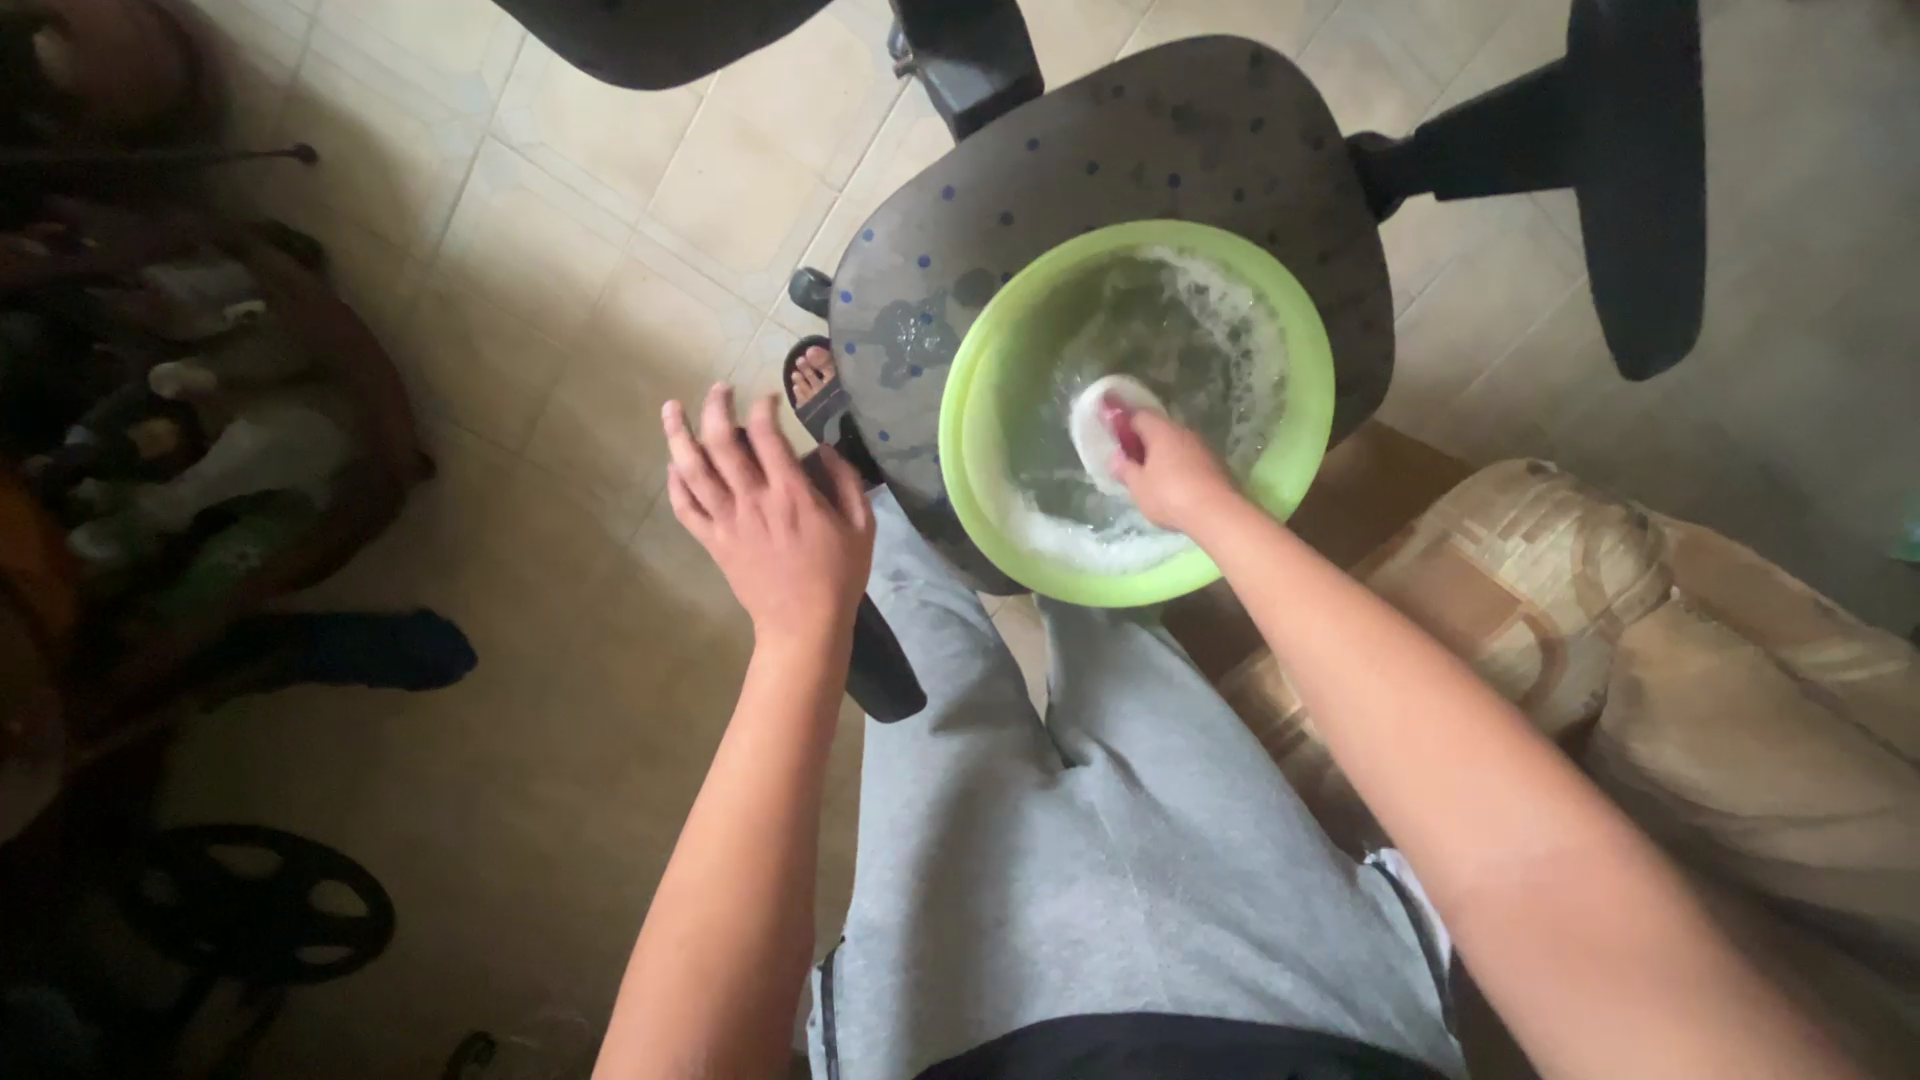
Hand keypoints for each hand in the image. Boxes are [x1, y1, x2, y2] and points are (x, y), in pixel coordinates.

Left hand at [663, 384, 874, 646]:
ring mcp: (728, 522)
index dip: (763, 407)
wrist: (804, 625)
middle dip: (715, 406)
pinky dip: (675, 483)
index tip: (768, 398)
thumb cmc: (839, 576)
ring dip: (678, 434)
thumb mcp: (862, 526)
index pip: (767, 434)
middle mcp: (753, 501)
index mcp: (792, 494)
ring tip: (671, 408)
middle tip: (719, 388)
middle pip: (721, 442)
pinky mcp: (715, 543)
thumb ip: (847, 482)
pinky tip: (674, 464)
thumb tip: (825, 449)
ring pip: (693, 470)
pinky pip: (685, 508)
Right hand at [1109, 409, 1242, 533]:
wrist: (1216, 513)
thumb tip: (1116, 458)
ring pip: (1176, 445)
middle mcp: (1184, 432)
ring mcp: (1203, 448)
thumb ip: (1124, 469)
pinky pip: (1189, 459)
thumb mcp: (1138, 485)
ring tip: (1149, 477)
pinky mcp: (1215, 465)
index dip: (1124, 423)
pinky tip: (1172, 487)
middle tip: (1129, 461)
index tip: (1114, 437)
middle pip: (1159, 429)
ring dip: (1161, 456)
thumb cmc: (1169, 495)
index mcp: (1162, 431)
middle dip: (1143, 442)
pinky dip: (1177, 467)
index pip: (1139, 415)